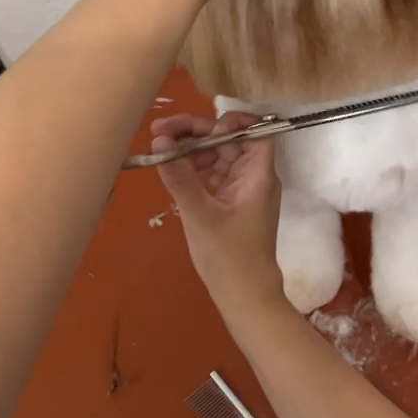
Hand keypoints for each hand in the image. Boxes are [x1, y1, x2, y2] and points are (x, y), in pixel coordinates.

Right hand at [151, 113, 287, 312]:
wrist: (245, 296)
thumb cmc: (228, 256)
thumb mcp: (199, 214)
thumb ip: (180, 176)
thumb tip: (160, 142)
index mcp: (258, 175)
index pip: (255, 131)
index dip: (229, 121)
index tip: (197, 125)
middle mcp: (255, 177)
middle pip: (230, 140)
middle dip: (197, 132)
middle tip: (159, 130)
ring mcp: (244, 189)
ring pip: (220, 156)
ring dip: (193, 149)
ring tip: (159, 145)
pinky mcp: (233, 202)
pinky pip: (215, 173)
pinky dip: (196, 168)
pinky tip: (173, 168)